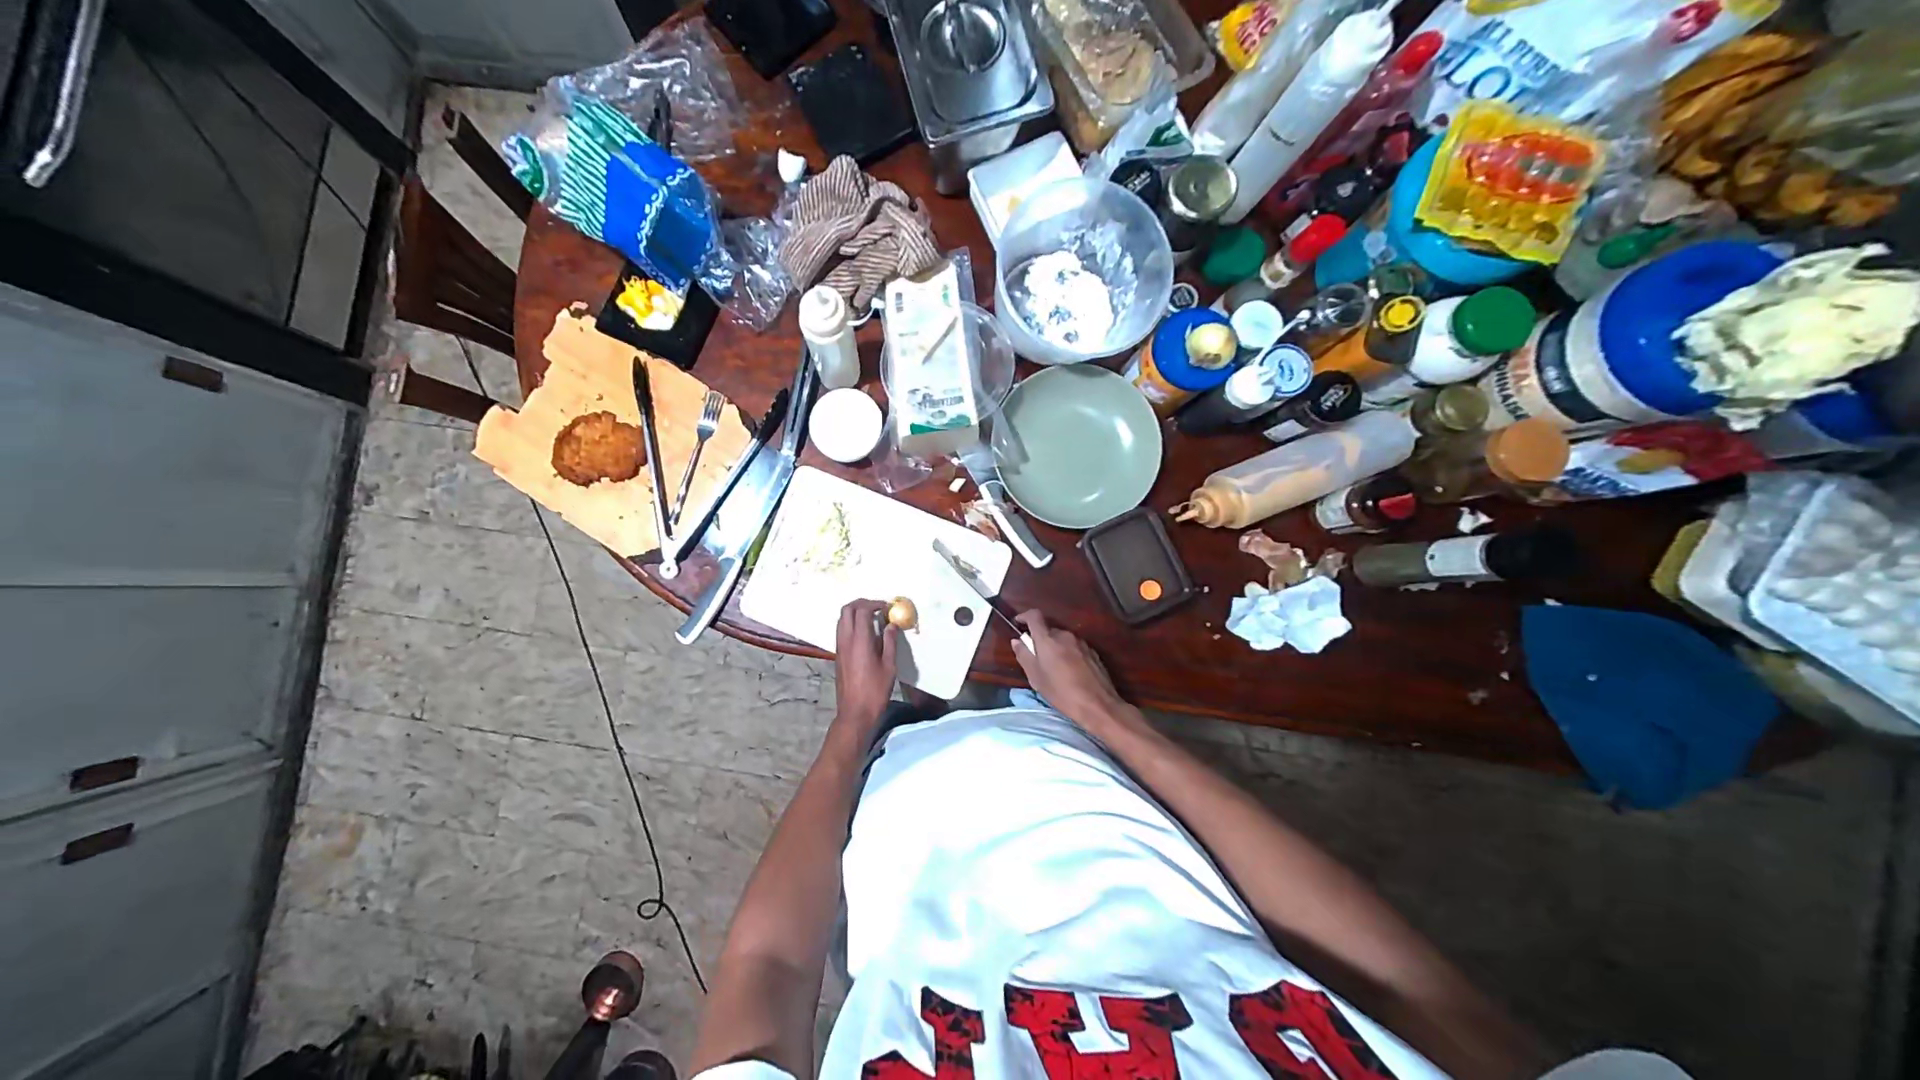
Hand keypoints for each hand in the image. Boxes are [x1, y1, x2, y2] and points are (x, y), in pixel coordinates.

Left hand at [832, 598, 898, 740]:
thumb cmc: (875, 690)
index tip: (887, 607)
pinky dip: (852, 623)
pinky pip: (841, 630)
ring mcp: (839, 647)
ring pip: (842, 619)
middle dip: (862, 603)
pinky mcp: (838, 654)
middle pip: (847, 609)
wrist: (855, 712)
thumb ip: (890, 642)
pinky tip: (866, 633)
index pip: (862, 610)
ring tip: (872, 618)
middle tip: (878, 607)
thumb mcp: (889, 666)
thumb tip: (891, 625)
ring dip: (855, 612)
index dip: (875, 604)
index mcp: (859, 640)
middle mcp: (846, 640)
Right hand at [1012, 610, 1126, 726]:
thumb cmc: (1061, 692)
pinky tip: (1070, 672)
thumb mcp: (1036, 678)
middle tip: (1036, 659)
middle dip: (1040, 640)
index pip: (1034, 616)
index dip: (1024, 616)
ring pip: (1062, 639)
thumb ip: (1024, 656)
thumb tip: (1017, 641)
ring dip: (1055, 648)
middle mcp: (1065, 635)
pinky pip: (1074, 647)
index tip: (1018, 623)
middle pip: (1049, 630)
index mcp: (1048, 639)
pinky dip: (1068, 654)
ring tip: (1054, 669)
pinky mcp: (1093, 652)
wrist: (1098, 705)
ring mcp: (1081, 643)